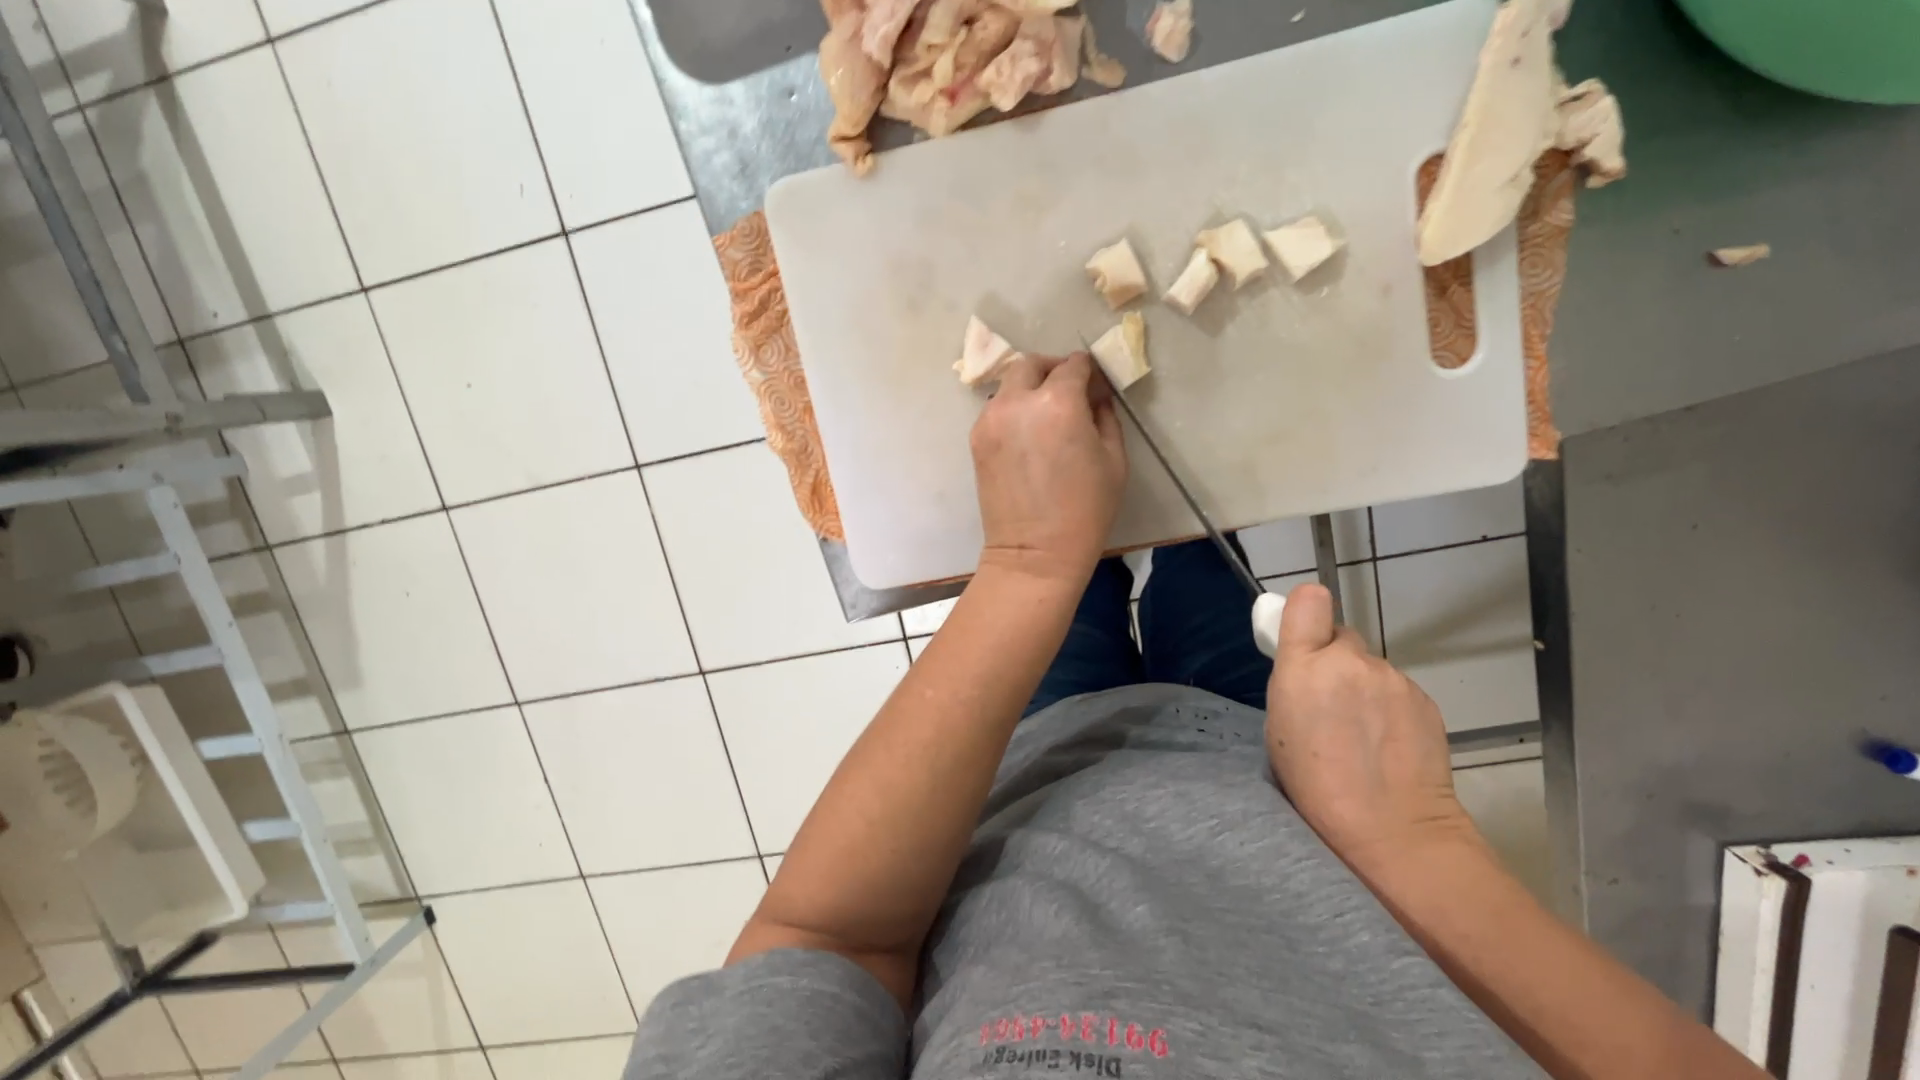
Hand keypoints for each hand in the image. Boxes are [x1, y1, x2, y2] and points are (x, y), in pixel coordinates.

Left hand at [970, 353, 1127, 583]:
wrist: (1036, 553)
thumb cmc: (1086, 510)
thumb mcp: (1114, 459)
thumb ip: (1105, 415)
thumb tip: (1096, 396)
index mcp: (1058, 403)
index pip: (1072, 366)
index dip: (1088, 371)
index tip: (1096, 386)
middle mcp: (1018, 402)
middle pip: (1032, 364)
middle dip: (1052, 369)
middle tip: (1069, 389)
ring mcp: (990, 420)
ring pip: (1009, 385)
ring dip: (1030, 388)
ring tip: (1047, 414)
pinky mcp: (977, 440)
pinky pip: (996, 410)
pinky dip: (1013, 410)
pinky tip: (1028, 435)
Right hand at [1264, 584, 1482, 871]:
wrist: (1391, 829)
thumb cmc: (1316, 786)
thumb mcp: (1280, 729)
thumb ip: (1295, 682)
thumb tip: (1310, 664)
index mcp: (1304, 668)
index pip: (1309, 601)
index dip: (1306, 614)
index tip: (1305, 639)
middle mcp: (1351, 661)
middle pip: (1341, 638)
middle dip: (1334, 661)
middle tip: (1332, 705)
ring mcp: (1394, 679)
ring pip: (1371, 669)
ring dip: (1364, 689)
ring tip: (1363, 736)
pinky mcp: (1425, 699)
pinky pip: (1397, 692)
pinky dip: (1390, 709)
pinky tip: (1389, 745)